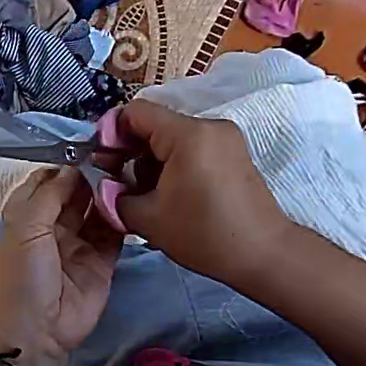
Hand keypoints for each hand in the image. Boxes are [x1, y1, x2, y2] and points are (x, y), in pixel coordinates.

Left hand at [0, 167, 122, 365]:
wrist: (39, 332)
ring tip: (128, 172)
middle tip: (116, 155)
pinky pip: (115, 234)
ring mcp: (80, 245)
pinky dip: (123, 218)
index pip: (47, 183)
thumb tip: (72, 168)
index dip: (63, 165)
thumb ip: (49, 196)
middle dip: (91, 176)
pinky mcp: (103, 261)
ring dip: (109, 194)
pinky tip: (135, 198)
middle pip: (75, 194)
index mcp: (28, 219)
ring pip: (97, 211)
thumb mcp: (25, 230)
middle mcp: (54, 228)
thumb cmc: (24, 278)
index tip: (87, 146)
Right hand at [113, 100, 297, 285]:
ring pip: (173, 139)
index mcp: (188, 134)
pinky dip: (174, 166)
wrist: (262, 253)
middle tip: (118, 184)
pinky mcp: (234, 153)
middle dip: (131, 152)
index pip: (136, 112)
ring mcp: (226, 138)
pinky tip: (169, 196)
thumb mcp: (147, 219)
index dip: (112, 133)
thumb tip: (104, 187)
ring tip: (146, 197)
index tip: (103, 163)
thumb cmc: (203, 234)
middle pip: (156, 125)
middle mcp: (209, 125)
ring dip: (152, 162)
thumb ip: (115, 197)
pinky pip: (193, 149)